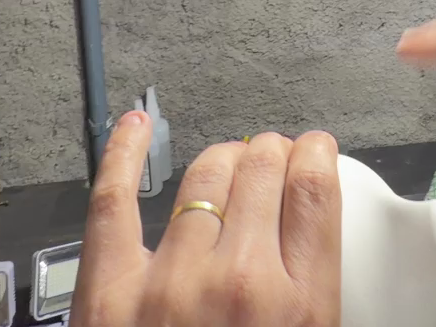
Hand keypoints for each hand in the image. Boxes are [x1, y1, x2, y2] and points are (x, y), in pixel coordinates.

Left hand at [70, 115, 341, 326]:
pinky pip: (114, 200)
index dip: (316, 155)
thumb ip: (321, 302)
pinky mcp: (106, 293)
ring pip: (207, 173)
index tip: (313, 153)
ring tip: (229, 168)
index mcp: (301, 310)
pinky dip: (122, 154)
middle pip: (263, 167)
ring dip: (226, 159)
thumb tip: (329, 245)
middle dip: (273, 154)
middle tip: (271, 167)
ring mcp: (169, 283)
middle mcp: (240, 283)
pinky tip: (135, 126)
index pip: (316, 188)